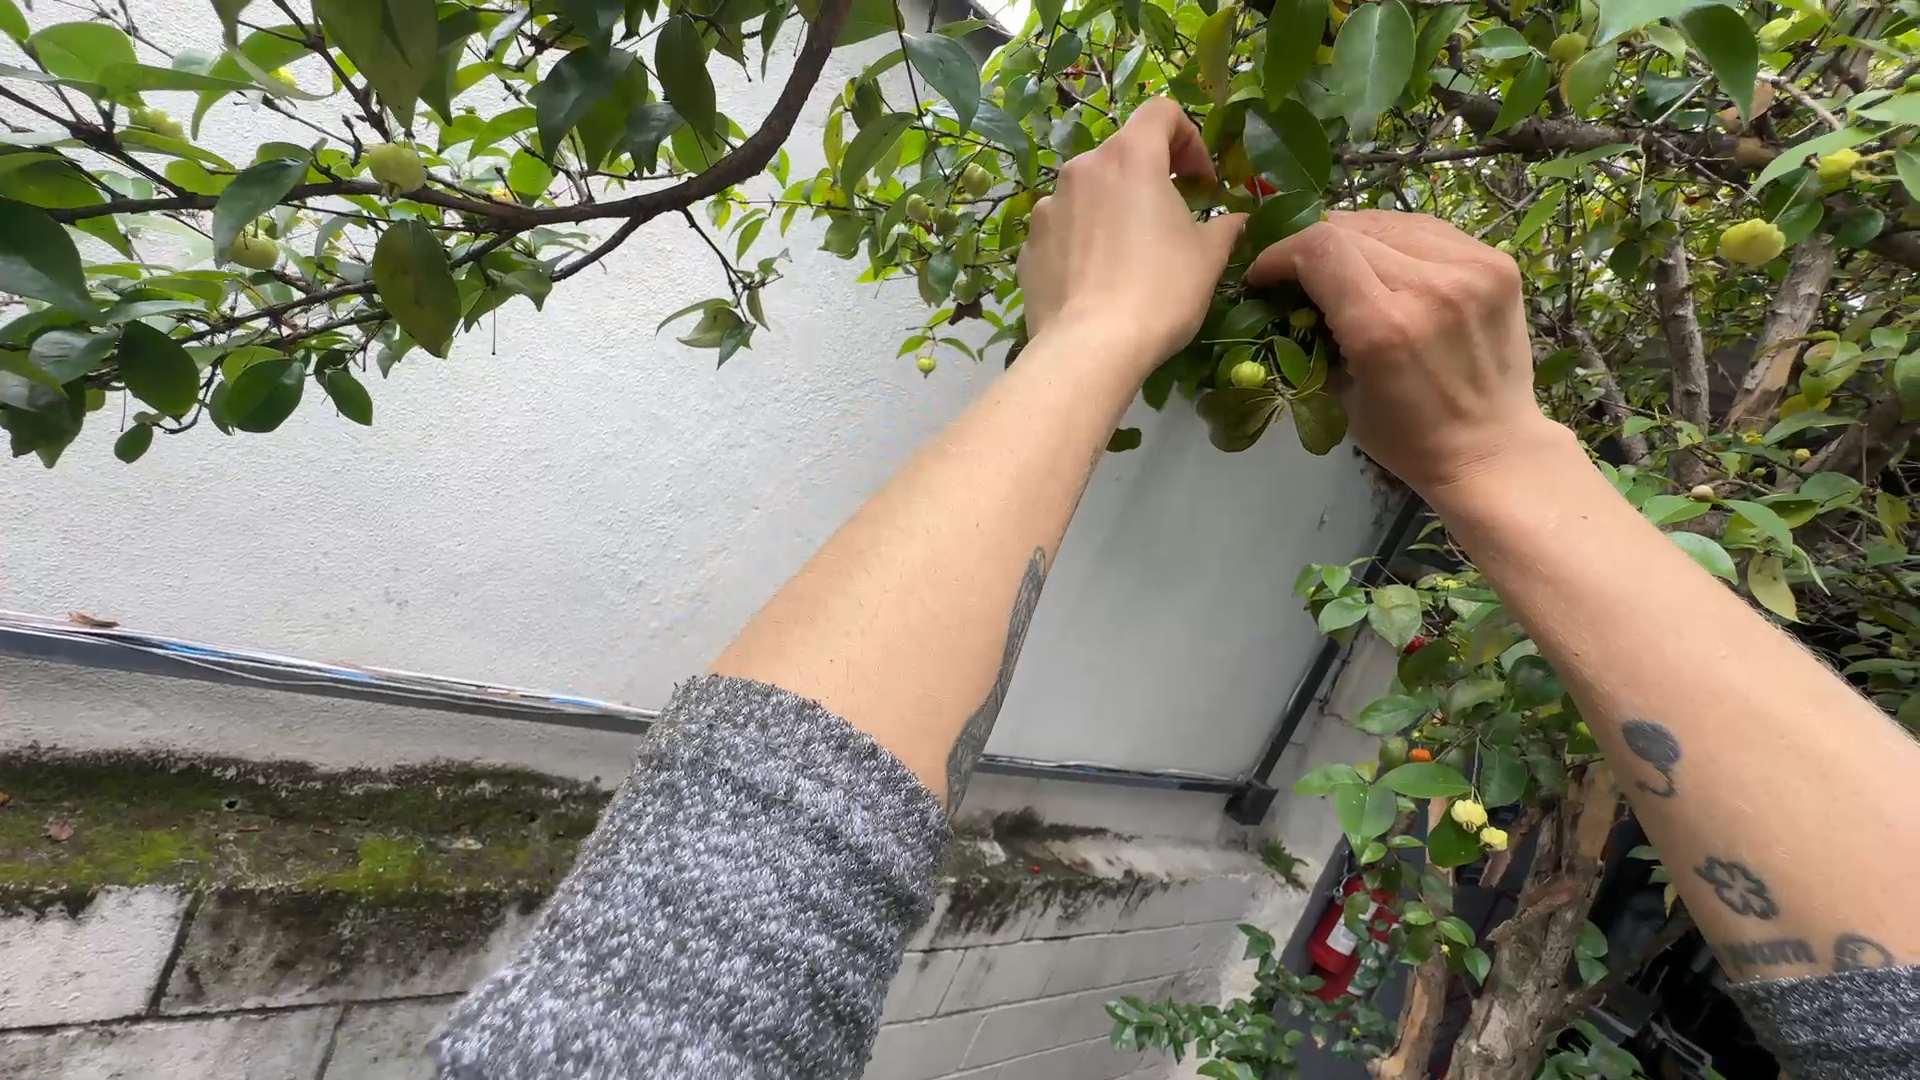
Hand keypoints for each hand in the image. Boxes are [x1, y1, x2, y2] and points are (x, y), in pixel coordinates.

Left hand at [1018, 98, 1244, 373]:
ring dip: (1109, 213)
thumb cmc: (1159, 294)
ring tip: (1125, 258)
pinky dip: (1079, 245)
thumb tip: (1232, 221)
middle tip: (1166, 221)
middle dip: (1146, 180)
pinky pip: (1061, 234)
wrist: (1089, 349)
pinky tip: (1094, 283)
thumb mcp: (1207, 259)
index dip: (1187, 138)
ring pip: (1085, 196)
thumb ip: (1222, 228)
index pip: (1160, 113)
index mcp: (1129, 157)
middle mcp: (1080, 172)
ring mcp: (1047, 211)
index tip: (1199, 181)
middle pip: (1119, 156)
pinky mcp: (1027, 250)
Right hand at [1248, 211, 1548, 495]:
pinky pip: (1426, 228)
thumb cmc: (1404, 437)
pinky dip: (1390, 238)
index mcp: (1382, 327)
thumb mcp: (1339, 395)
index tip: (1261, 275)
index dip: (1278, 253)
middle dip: (1305, 246)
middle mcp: (1429, 286)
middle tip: (1291, 272)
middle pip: (1348, 230)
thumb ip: (1316, 337)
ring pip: (1387, 221)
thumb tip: (1290, 296)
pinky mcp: (1496, 261)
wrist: (1489, 446)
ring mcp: (1470, 268)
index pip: (1319, 251)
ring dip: (1347, 236)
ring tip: (1332, 262)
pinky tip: (1377, 258)